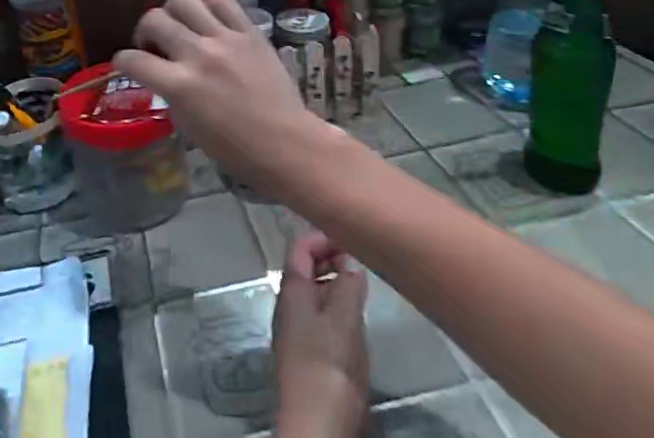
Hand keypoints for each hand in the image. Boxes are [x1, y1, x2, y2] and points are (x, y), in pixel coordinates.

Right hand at [114, 0, 333, 195]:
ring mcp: (226, 39)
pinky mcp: (251, 32)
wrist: (284, 141)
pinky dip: (211, 7)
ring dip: (175, 12)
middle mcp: (199, 55)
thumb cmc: (234, 147)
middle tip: (155, 44)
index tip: (127, 62)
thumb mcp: (188, 126)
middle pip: (155, 19)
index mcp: (180, 85)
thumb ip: (171, 93)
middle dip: (145, 30)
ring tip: (184, 27)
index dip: (122, 60)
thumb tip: (162, 74)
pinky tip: (213, 23)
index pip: (133, 59)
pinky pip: (224, 2)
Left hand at [273, 233, 368, 437]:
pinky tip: (357, 315)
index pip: (300, 247)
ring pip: (316, 291)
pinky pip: (322, 315)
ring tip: (364, 282)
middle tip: (362, 258)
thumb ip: (349, 285)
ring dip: (337, 281)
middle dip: (332, 257)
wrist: (316, 427)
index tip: (351, 234)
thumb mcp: (344, 319)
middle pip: (306, 268)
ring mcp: (298, 330)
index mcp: (292, 291)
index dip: (323, 236)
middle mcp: (290, 306)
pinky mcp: (309, 352)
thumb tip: (352, 263)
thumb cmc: (327, 366)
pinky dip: (338, 305)